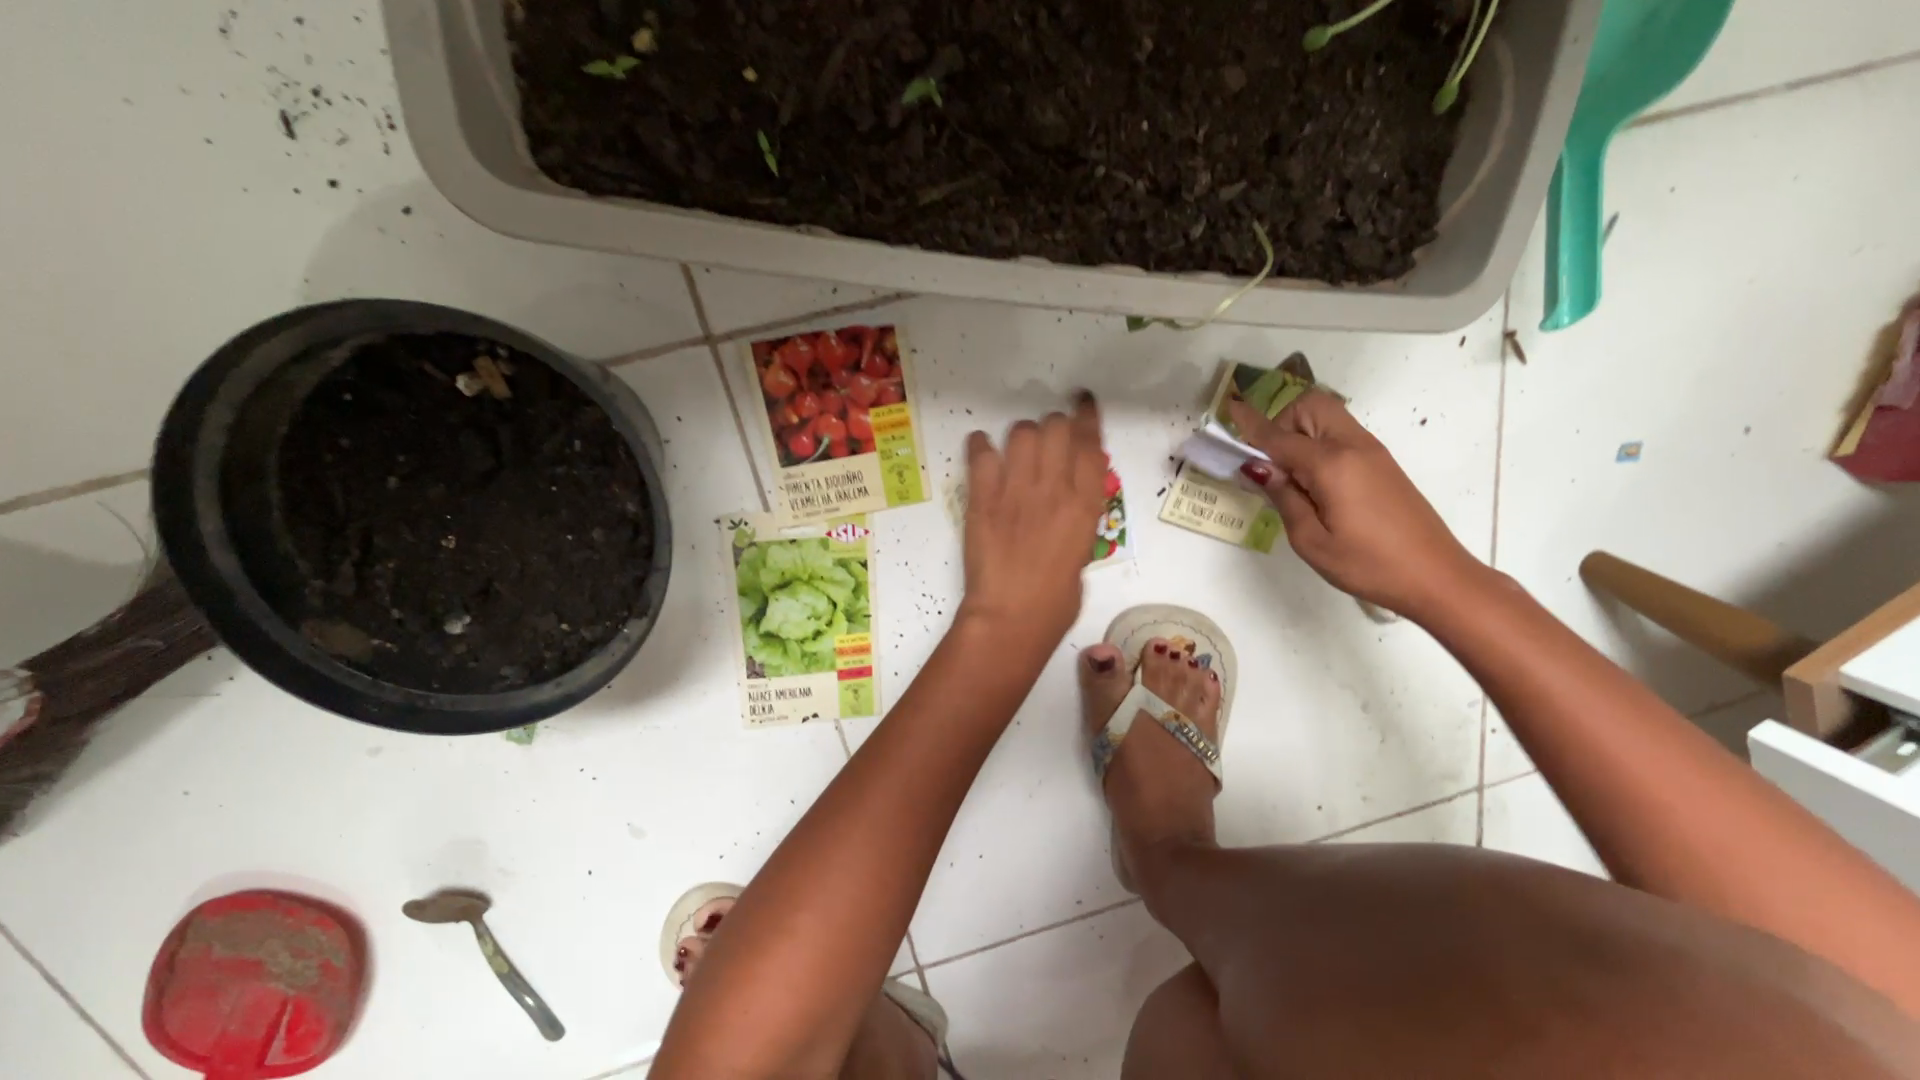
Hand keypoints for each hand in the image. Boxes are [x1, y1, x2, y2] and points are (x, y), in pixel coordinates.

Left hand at [957, 393, 1106, 647]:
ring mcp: (1016, 490)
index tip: (1082, 403)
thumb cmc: (1055, 603)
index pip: (1090, 444)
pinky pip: (982, 455)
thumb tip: (1065, 505)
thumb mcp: (1082, 555)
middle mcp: (1054, 489)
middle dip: (1053, 425)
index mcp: (1086, 506)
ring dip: (1022, 434)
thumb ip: (1076, 520)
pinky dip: (981, 445)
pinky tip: (982, 447)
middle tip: (1046, 438)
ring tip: (1016, 448)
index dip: (1087, 417)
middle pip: (1056, 428)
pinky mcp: (982, 499)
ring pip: (1022, 433)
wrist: (1011, 617)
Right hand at [1226, 392, 1485, 620]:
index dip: (1250, 425)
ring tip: (1296, 480)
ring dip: (1302, 433)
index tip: (1229, 408)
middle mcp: (1352, 446)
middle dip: (1282, 423)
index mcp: (1331, 464)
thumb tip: (1258, 468)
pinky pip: (1341, 434)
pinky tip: (1319, 486)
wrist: (1436, 575)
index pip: (1278, 437)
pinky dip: (1320, 444)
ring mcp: (1372, 452)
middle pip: (1309, 406)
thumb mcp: (1311, 541)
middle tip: (1275, 467)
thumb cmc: (1368, 565)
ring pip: (1327, 416)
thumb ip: (1283, 497)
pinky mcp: (1382, 463)